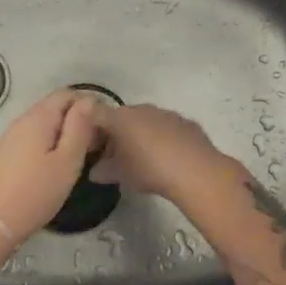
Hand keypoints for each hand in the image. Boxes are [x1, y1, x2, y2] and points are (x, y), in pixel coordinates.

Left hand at [0, 88, 101, 242]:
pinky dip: (47, 144)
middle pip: (53, 107)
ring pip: (42, 124)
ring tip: (77, 156)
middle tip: (94, 144)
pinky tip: (54, 165)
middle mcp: (21, 121)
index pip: (66, 94)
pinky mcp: (4, 154)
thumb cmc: (36, 192)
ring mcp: (9, 137)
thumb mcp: (67, 160)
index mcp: (38, 118)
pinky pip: (31, 138)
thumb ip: (79, 127)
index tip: (103, 127)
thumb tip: (88, 100)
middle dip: (75, 119)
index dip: (88, 104)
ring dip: (62, 133)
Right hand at [93, 103, 231, 200]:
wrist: (196, 171)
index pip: (95, 114)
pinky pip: (166, 128)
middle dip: (115, 134)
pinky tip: (165, 157)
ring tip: (141, 158)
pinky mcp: (186, 122)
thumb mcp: (121, 175)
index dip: (90, 129)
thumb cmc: (149, 170)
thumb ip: (103, 171)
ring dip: (139, 135)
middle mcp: (142, 109)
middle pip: (121, 117)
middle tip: (114, 157)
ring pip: (145, 121)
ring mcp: (166, 113)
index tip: (91, 147)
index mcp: (121, 118)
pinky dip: (161, 138)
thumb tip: (94, 172)